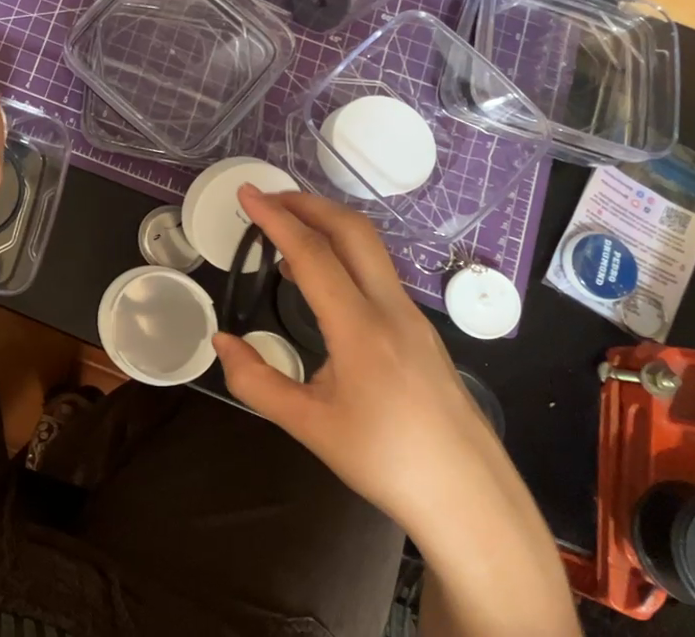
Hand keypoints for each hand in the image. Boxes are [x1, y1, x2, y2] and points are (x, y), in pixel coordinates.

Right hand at [211, 188, 519, 541]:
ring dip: (327, 226)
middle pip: (354, 231)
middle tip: (266, 199)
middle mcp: (392, 310)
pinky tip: (318, 280)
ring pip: (371, 250)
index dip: (275, 218)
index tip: (245, 193)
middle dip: (307, 204)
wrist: (472, 501)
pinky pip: (378, 274)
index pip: (312, 253)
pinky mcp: (422, 334)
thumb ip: (256, 381)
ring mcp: (414, 320)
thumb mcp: (308, 425)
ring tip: (285, 232)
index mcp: (360, 328)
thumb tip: (222, 342)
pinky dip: (342, 255)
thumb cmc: (387, 461)